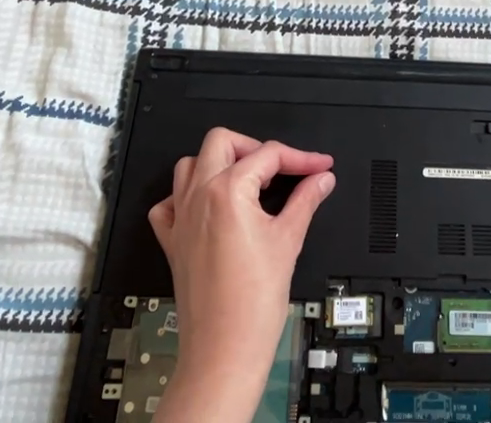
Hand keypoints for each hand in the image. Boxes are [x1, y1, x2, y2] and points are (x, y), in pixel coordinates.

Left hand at [149, 128, 334, 422]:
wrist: (224, 349)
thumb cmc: (253, 302)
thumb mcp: (288, 240)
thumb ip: (305, 200)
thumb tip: (320, 179)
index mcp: (228, 191)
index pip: (268, 155)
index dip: (300, 158)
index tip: (319, 165)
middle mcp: (198, 196)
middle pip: (222, 141)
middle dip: (255, 148)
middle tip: (282, 168)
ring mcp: (181, 217)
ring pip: (191, 164)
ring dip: (219, 164)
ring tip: (249, 181)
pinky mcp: (172, 240)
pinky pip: (169, 202)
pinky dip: (187, 196)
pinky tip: (211, 207)